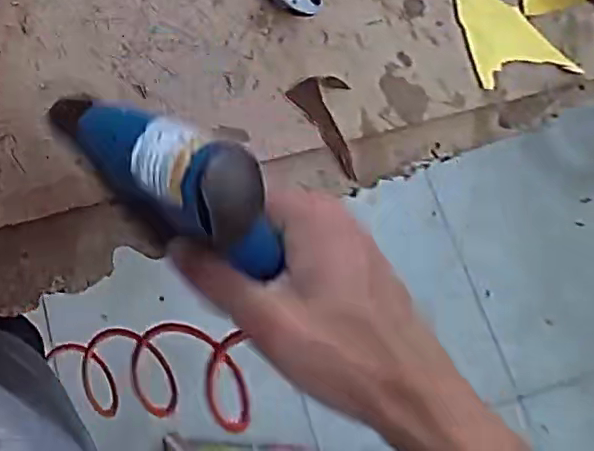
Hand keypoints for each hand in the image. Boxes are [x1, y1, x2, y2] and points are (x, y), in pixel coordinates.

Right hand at [172, 188, 522, 450]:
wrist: (419, 401)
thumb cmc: (342, 355)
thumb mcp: (267, 322)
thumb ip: (215, 279)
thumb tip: (173, 245)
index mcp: (307, 209)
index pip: (237, 192)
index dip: (209, 217)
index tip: (192, 246)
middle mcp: (328, 208)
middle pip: (258, 213)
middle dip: (238, 248)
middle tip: (234, 290)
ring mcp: (346, 232)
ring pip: (280, 234)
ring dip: (261, 263)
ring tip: (262, 305)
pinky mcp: (357, 257)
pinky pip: (304, 248)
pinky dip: (287, 269)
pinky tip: (293, 309)